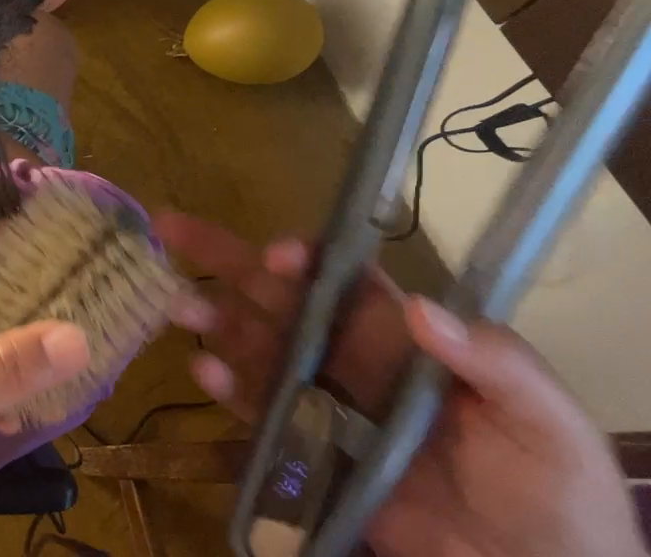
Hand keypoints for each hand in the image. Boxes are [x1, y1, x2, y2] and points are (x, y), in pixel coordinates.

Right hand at [159, 213, 644, 556]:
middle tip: (169, 229)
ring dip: (210, 316)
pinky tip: (204, 371)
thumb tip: (418, 308)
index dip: (303, 257)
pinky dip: (223, 383)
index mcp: (400, 339)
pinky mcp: (302, 441)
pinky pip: (253, 404)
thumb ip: (496, 364)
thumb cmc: (552, 493)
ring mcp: (321, 397)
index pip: (341, 279)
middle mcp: (349, 355)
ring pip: (252, 340)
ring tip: (174, 306)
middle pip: (276, 294)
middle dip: (222, 259)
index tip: (274, 255)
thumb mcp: (548, 425)